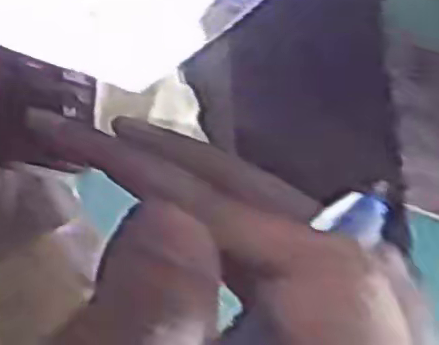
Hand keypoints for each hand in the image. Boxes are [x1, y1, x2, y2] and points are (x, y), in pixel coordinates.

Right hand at [33, 113, 437, 344]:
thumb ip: (152, 308)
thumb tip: (168, 209)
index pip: (320, 266)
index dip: (200, 190)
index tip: (96, 145)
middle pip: (343, 262)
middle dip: (212, 178)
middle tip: (115, 131)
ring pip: (333, 273)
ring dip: (228, 199)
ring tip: (141, 155)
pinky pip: (309, 299)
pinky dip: (240, 242)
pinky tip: (185, 220)